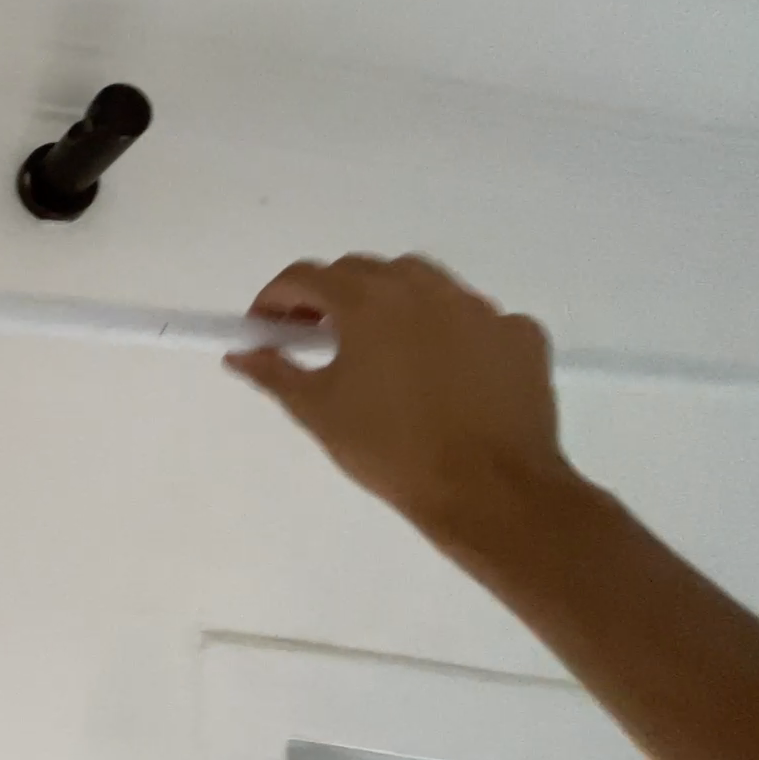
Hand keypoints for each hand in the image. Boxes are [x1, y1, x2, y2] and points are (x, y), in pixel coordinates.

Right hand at [223, 254, 577, 534]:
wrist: (490, 490)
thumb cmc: (386, 446)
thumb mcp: (313, 409)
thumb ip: (271, 372)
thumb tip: (239, 354)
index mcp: (367, 303)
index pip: (304, 276)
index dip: (273, 298)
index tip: (263, 330)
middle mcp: (424, 291)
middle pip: (359, 269)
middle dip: (325, 294)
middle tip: (310, 337)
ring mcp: (479, 309)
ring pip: (417, 280)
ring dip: (382, 299)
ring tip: (372, 346)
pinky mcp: (519, 335)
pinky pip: (468, 314)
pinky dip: (440, 327)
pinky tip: (433, 367)